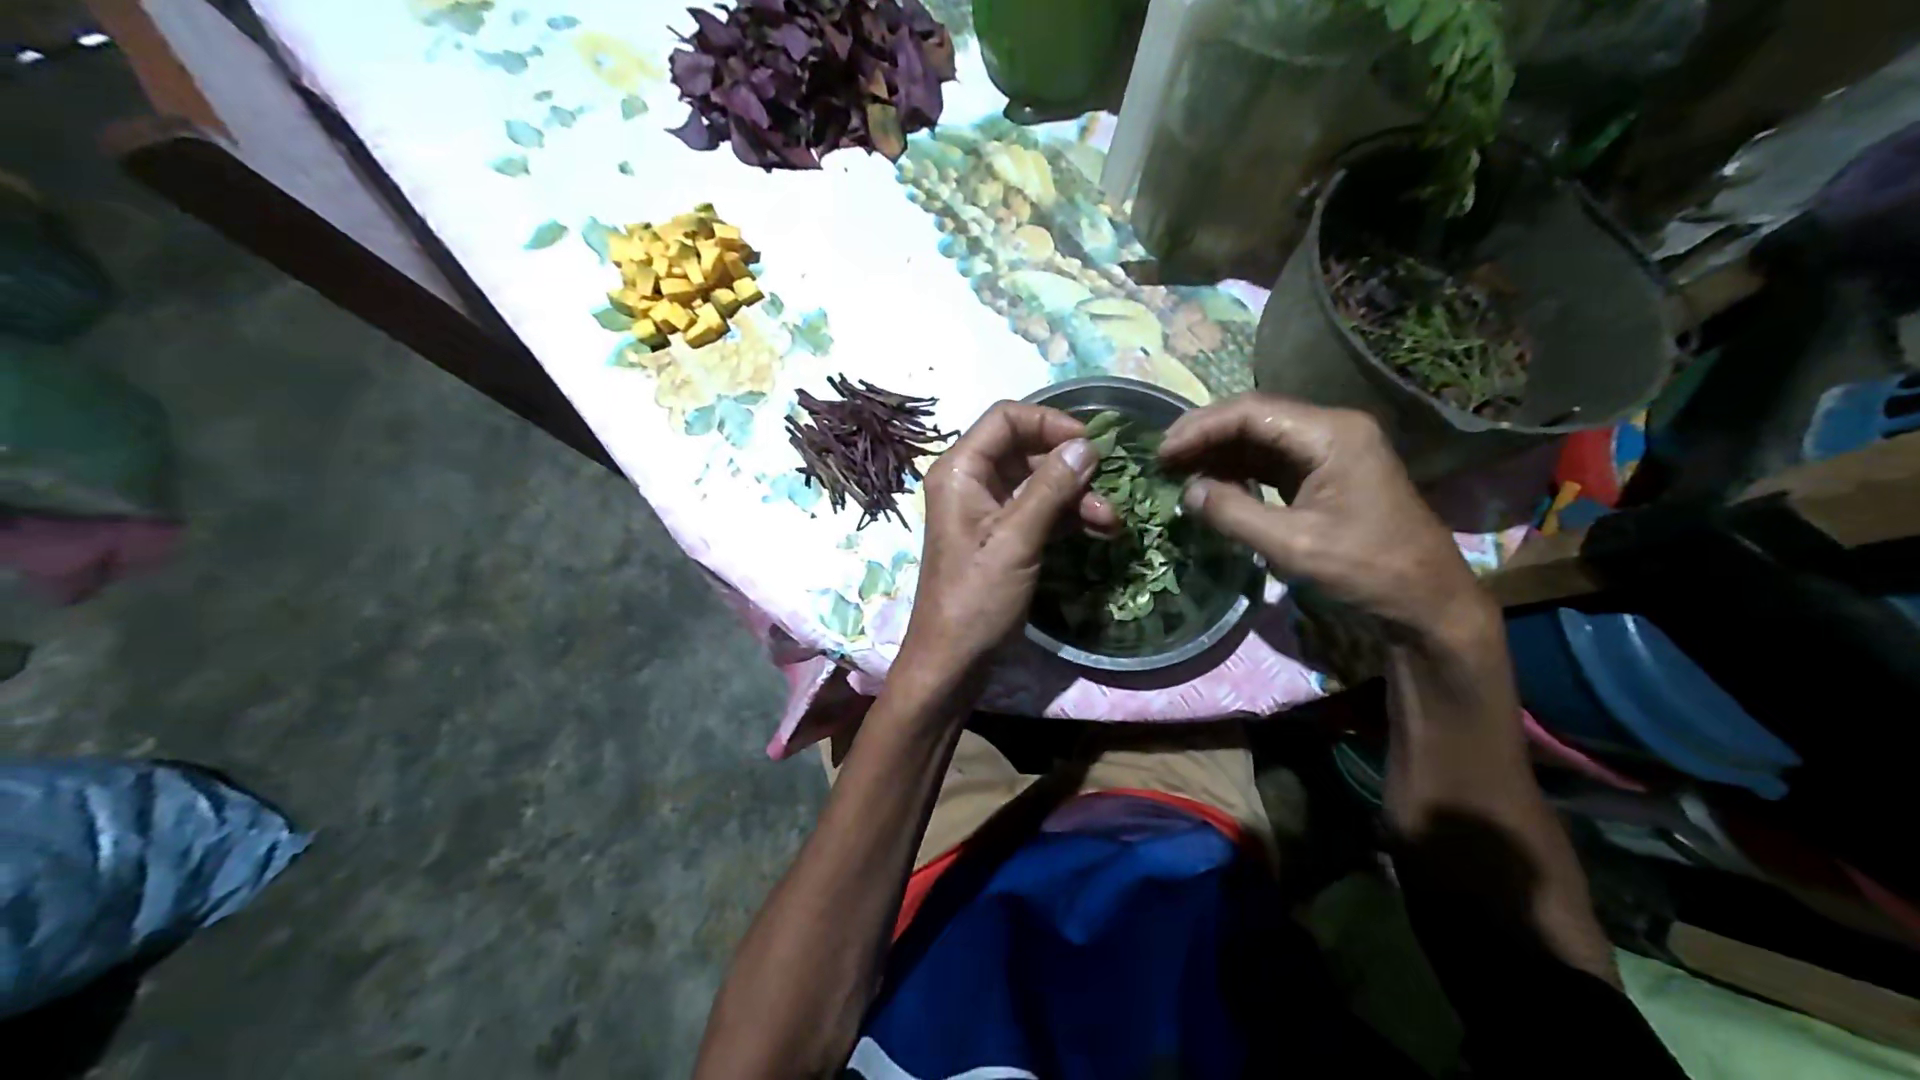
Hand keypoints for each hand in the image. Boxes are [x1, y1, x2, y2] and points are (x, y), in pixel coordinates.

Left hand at [902, 402, 1105, 674]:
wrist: (953, 660)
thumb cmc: (976, 598)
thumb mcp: (1017, 540)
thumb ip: (1051, 488)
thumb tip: (1086, 445)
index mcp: (961, 470)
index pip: (1006, 418)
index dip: (1050, 422)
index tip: (1091, 443)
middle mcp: (971, 481)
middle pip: (1027, 449)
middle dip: (1071, 466)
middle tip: (1109, 486)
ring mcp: (987, 509)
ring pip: (1038, 482)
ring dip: (1077, 495)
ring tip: (1112, 520)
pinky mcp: (1003, 536)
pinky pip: (1039, 510)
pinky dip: (1067, 516)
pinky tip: (1100, 529)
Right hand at [1159, 393, 1487, 638]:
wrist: (1426, 602)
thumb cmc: (1366, 570)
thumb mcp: (1293, 546)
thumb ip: (1234, 514)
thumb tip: (1188, 491)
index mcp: (1331, 434)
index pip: (1251, 412)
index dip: (1200, 428)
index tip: (1161, 453)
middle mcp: (1331, 430)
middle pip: (1253, 417)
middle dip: (1204, 436)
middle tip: (1161, 459)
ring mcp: (1329, 451)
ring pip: (1259, 438)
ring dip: (1217, 452)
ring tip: (1176, 471)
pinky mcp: (1324, 474)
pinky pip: (1270, 461)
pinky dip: (1237, 470)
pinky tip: (1211, 484)